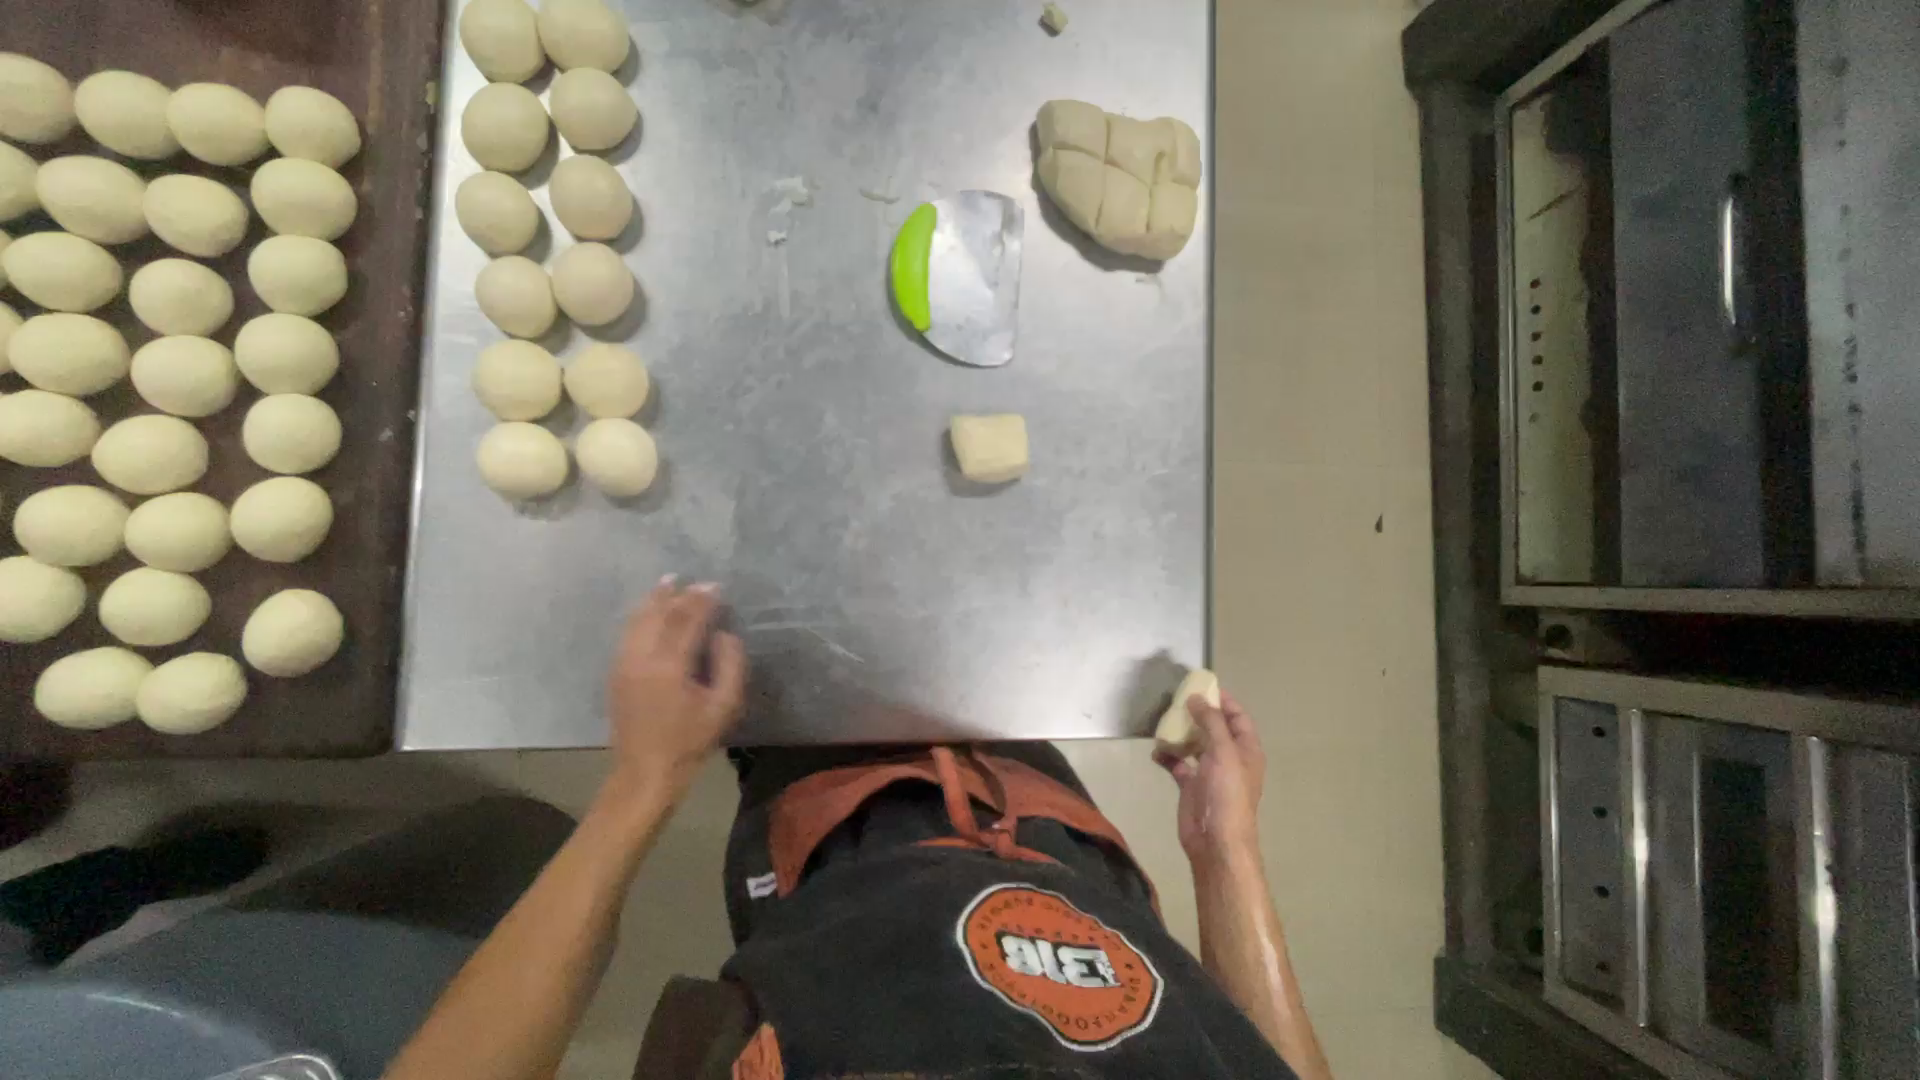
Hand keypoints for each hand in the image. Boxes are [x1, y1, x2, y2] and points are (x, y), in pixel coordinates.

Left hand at [604, 578, 746, 801]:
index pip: (686, 620)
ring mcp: (623, 664)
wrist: (645, 771)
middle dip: (679, 595)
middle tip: (698, 582)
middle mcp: (641, 658)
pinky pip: (628, 633)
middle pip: (659, 614)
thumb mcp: (724, 707)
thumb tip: (724, 634)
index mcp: (669, 666)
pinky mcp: (616, 672)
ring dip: (655, 599)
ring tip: (670, 582)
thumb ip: (730, 665)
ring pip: (638, 620)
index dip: (702, 600)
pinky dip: (641, 615)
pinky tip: (650, 609)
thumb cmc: (690, 741)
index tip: (716, 586)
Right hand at [1154, 689, 1266, 866]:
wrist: (1216, 840)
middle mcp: (1229, 758)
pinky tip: (1156, 752)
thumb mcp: (1223, 752)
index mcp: (1246, 750)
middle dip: (1197, 714)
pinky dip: (1168, 756)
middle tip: (1176, 701)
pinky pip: (1178, 764)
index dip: (1223, 701)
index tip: (1202, 686)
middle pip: (1214, 728)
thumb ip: (1211, 722)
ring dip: (1181, 733)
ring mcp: (1210, 772)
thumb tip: (1197, 698)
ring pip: (1195, 744)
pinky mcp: (1192, 785)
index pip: (1238, 717)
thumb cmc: (1227, 794)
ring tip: (1164, 722)